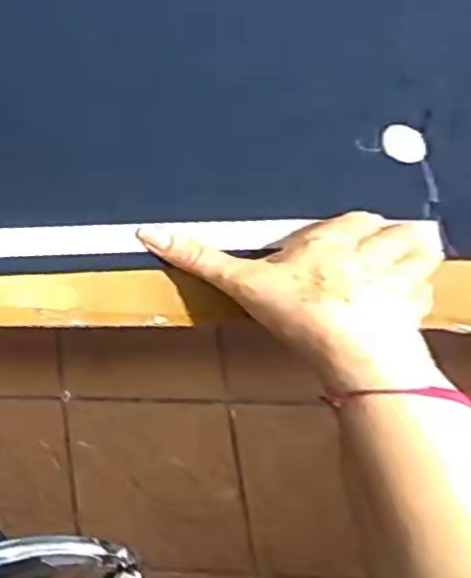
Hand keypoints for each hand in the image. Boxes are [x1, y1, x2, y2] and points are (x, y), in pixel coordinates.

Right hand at [139, 212, 447, 390]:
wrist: (359, 359)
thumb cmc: (304, 317)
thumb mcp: (237, 283)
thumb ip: (197, 257)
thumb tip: (151, 234)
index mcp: (330, 244)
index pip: (353, 218)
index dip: (344, 223)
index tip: (331, 230)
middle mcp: (372, 257)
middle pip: (401, 230)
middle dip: (391, 232)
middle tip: (373, 237)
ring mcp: (401, 284)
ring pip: (426, 252)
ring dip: (415, 251)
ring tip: (398, 254)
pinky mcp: (416, 310)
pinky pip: (426, 289)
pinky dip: (416, 287)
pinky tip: (397, 293)